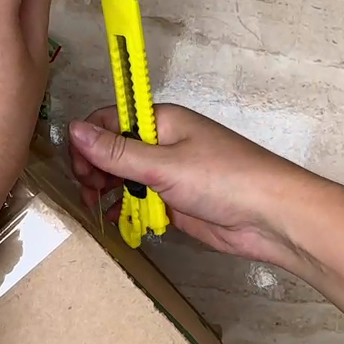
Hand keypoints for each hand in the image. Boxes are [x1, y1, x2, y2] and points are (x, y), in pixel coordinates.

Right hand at [67, 105, 327, 270]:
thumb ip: (118, 153)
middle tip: (90, 195)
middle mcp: (163, 143)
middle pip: (114, 151)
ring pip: (126, 179)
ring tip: (99, 210)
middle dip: (96, 171)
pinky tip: (117, 223)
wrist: (269, 218)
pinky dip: (128, 211)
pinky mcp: (177, 203)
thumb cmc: (224, 180)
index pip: (110, 120)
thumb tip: (74, 129)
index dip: (88, 142)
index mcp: (161, 121)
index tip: (78, 170)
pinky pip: (143, 203)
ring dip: (109, 193)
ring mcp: (170, 175)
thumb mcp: (165, 165)